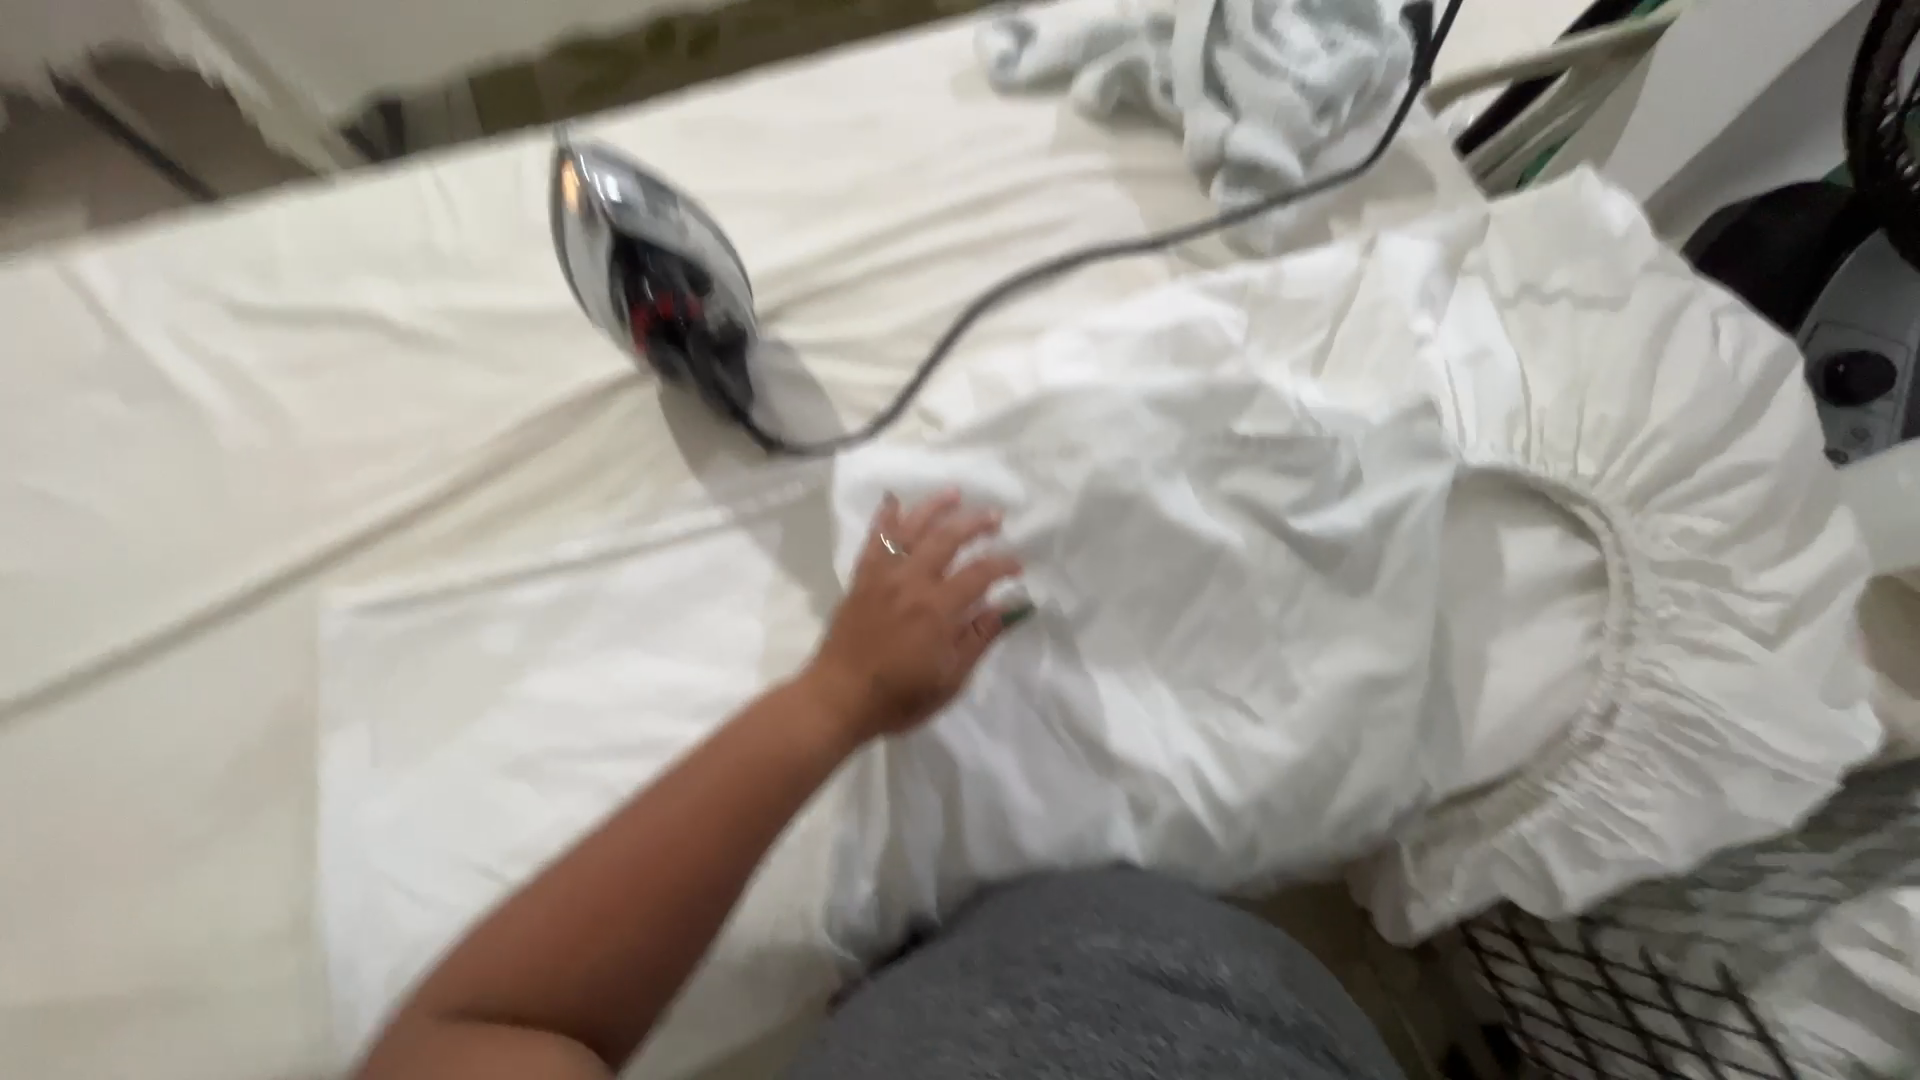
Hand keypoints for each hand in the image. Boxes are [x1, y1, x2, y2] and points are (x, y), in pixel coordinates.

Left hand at [800, 491, 1026, 743]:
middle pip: (947, 539)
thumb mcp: (950, 680)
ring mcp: (882, 577)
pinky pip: (874, 541)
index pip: (979, 573)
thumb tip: (1005, 607)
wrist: (837, 699)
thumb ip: (978, 639)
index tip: (1018, 566)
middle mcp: (910, 582)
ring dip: (934, 507)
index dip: (1003, 564)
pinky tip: (893, 501)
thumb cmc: (898, 698)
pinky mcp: (861, 579)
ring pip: (910, 530)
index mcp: (937, 609)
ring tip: (954, 493)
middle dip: (975, 524)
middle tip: (995, 516)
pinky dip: (884, 519)